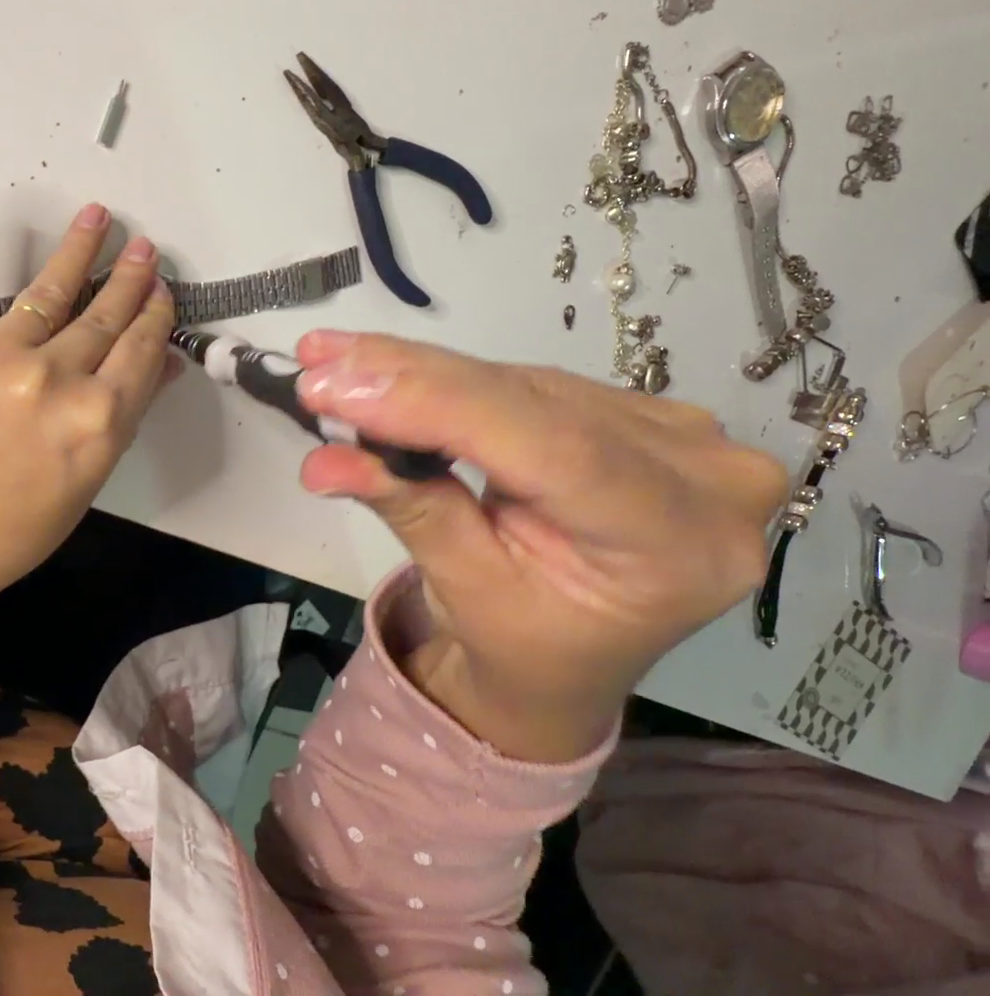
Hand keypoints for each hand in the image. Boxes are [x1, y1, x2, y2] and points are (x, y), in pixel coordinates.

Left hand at [0, 154, 179, 614]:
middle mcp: (52, 378)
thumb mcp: (94, 473)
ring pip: (47, 291)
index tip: (163, 291)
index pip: (139, 347)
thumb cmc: (26, 520)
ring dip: (78, 250)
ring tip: (98, 218)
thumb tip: (162, 358)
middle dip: (129, 281)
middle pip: (102, 316)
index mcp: (98, 418)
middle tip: (144, 249)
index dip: (155, 314)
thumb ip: (128, 410)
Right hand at [296, 332, 787, 761]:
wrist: (563, 663)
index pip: (555, 451)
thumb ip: (408, 508)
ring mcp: (682, 436)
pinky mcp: (640, 416)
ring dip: (419, 373)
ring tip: (330, 362)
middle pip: (536, 406)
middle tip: (317, 363)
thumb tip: (321, 462)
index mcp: (680, 545)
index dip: (439, 409)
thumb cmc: (520, 645)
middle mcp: (706, 476)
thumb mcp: (463, 586)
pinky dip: (448, 379)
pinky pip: (528, 386)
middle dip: (413, 382)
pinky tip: (385, 367)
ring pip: (524, 385)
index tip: (336, 387)